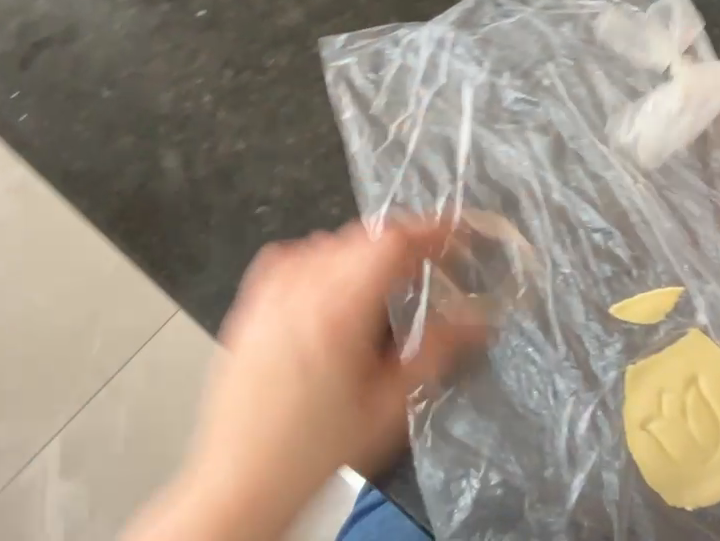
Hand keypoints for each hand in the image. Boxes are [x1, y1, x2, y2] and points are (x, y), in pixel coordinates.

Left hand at [132, 220, 484, 540]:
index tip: (458, 236)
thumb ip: (436, 351)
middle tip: (432, 263)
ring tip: (387, 275)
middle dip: (405, 241)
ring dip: (365, 248)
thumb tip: (481, 319)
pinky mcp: (249, 310)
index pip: (393, 241)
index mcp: (341, 309)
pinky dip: (318, 256)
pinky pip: (287, 258)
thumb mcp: (390, 407)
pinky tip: (329, 278)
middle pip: (363, 236)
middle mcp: (303, 291)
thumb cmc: (320, 451)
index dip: (432, 231)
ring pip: (328, 243)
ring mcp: (270, 297)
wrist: (239, 488)